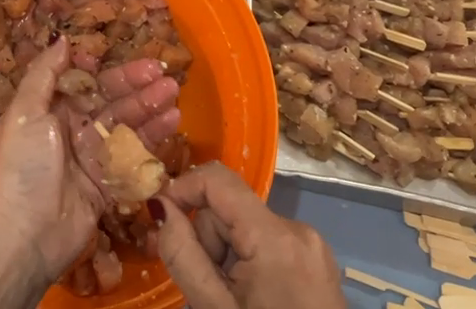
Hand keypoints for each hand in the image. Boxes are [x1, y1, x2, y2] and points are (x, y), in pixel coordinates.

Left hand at [0, 37, 180, 286]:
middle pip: (109, 101)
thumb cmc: (22, 168)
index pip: (83, 81)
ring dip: (150, 109)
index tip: (129, 58)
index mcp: (49, 108)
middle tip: (166, 75)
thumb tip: (62, 39)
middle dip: (137, 87)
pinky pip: (132, 158)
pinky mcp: (106, 185)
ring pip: (125, 126)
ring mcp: (90, 158)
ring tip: (175, 96)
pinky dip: (152, 141)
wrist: (24, 235)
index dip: (107, 69)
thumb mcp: (25, 113)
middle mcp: (70, 129)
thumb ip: (44, 74)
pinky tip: (172, 125)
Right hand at [156, 164, 346, 308]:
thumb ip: (183, 253)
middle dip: (207, 241)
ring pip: (245, 229)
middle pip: (229, 209)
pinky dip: (247, 264)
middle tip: (205, 287)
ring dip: (226, 256)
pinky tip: (250, 300)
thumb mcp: (215, 308)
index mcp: (275, 237)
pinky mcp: (317, 264)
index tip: (158, 219)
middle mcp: (298, 230)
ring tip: (230, 300)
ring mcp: (312, 247)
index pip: (218, 180)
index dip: (181, 189)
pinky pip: (266, 245)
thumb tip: (159, 205)